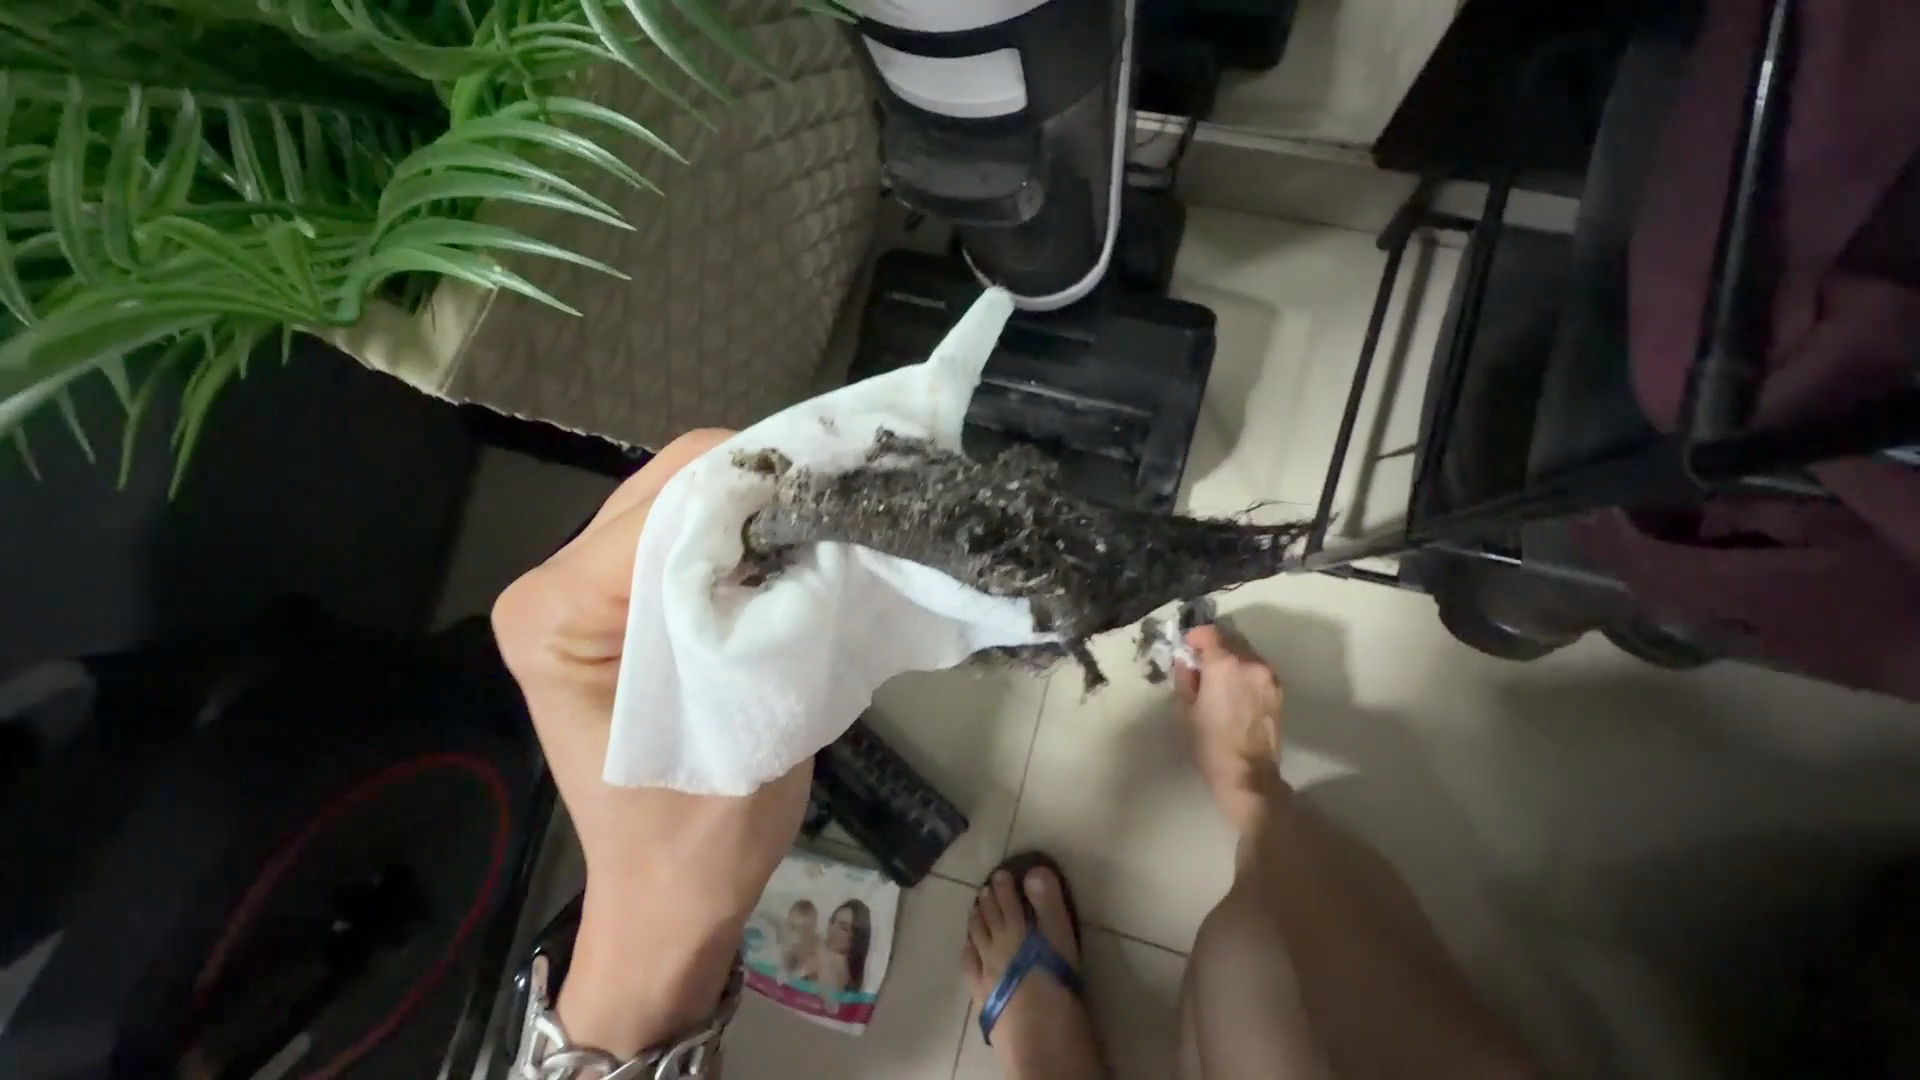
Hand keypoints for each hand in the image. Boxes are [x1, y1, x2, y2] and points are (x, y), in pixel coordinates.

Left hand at [492, 429, 812, 1055]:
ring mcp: (586, 587)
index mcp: (558, 612)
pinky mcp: (621, 598)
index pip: (667, 502)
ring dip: (756, 514)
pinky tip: (786, 565)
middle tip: (833, 520)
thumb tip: (815, 520)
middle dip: (759, 495)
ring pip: (685, 501)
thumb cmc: (700, 838)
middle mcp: (556, 583)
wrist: (672, 895)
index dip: (758, 496)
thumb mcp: (744, 727)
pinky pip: (691, 535)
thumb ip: (765, 620)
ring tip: (817, 542)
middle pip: (670, 486)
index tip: (833, 510)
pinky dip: (746, 538)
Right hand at [1173, 624, 1283, 829]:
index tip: (1187, 649)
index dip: (1195, 637)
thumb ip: (1185, 678)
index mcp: (1223, 664)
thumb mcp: (1184, 709)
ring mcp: (1269, 676)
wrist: (1247, 774)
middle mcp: (1250, 663)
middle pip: (1230, 639)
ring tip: (1219, 679)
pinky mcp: (1279, 690)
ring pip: (1246, 653)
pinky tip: (1236, 691)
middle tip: (1200, 664)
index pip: (1209, 632)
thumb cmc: (1208, 743)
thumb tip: (1187, 662)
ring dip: (1231, 658)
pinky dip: (1245, 672)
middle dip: (1214, 647)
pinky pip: (1258, 670)